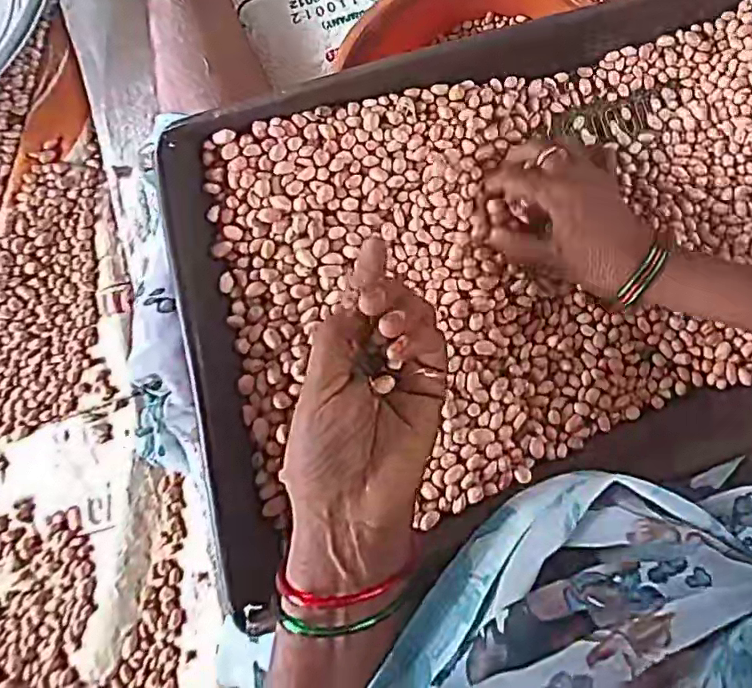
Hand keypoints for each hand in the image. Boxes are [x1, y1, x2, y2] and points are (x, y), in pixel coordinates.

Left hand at [279, 239, 446, 591]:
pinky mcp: (431, 384)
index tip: (377, 245)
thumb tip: (352, 288)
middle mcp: (376, 356)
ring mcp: (406, 369)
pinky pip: (434, 345)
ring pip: (416, 317)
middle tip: (372, 299)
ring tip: (386, 328)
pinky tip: (401, 347)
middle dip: (383, 291)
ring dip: (402, 310)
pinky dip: (420, 335)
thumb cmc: (322, 451)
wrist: (349, 506)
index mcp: (344, 355)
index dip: (368, 275)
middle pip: (390, 304)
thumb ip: (338, 333)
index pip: (359, 306)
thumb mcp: (317, 384)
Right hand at [482, 140, 655, 299]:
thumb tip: (491, 233)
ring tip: (534, 167)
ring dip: (546, 150)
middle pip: (539, 148)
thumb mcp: (553, 258)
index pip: (516, 177)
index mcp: (555, 191)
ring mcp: (594, 173)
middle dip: (517, 156)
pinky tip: (573, 167)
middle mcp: (573, 174)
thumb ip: (519, 245)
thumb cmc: (595, 263)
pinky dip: (580, 155)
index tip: (485, 191)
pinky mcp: (609, 180)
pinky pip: (594, 155)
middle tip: (504, 171)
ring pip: (565, 145)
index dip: (496, 182)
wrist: (641, 265)